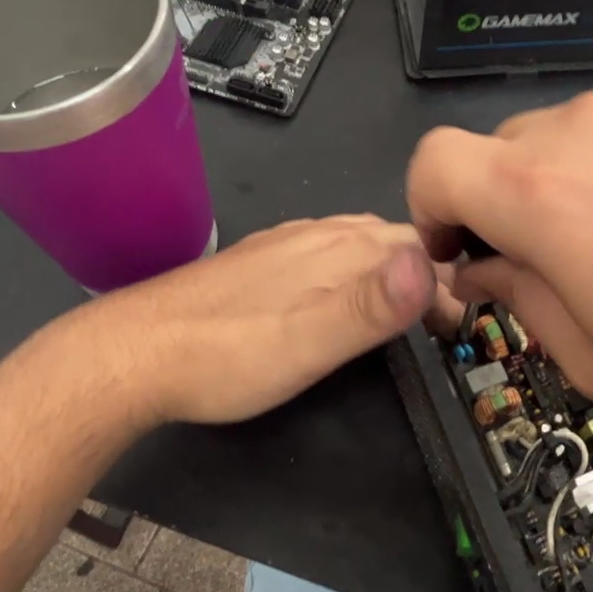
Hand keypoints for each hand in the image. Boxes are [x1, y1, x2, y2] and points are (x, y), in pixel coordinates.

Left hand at [57, 215, 437, 426]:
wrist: (133, 354)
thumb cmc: (227, 357)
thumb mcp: (307, 344)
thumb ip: (371, 307)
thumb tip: (429, 266)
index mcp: (338, 250)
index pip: (418, 251)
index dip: (447, 285)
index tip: (459, 327)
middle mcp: (317, 234)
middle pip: (393, 240)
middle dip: (424, 271)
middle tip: (439, 322)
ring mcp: (285, 243)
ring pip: (359, 239)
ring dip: (391, 265)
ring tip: (403, 305)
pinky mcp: (260, 258)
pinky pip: (325, 247)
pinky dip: (351, 264)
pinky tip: (337, 289)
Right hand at [406, 70, 592, 446]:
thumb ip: (522, 304)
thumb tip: (488, 271)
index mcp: (543, 197)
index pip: (432, 163)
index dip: (429, 210)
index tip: (462, 251)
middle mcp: (587, 127)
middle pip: (504, 150)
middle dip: (511, 205)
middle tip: (566, 265)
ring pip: (573, 134)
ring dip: (578, 181)